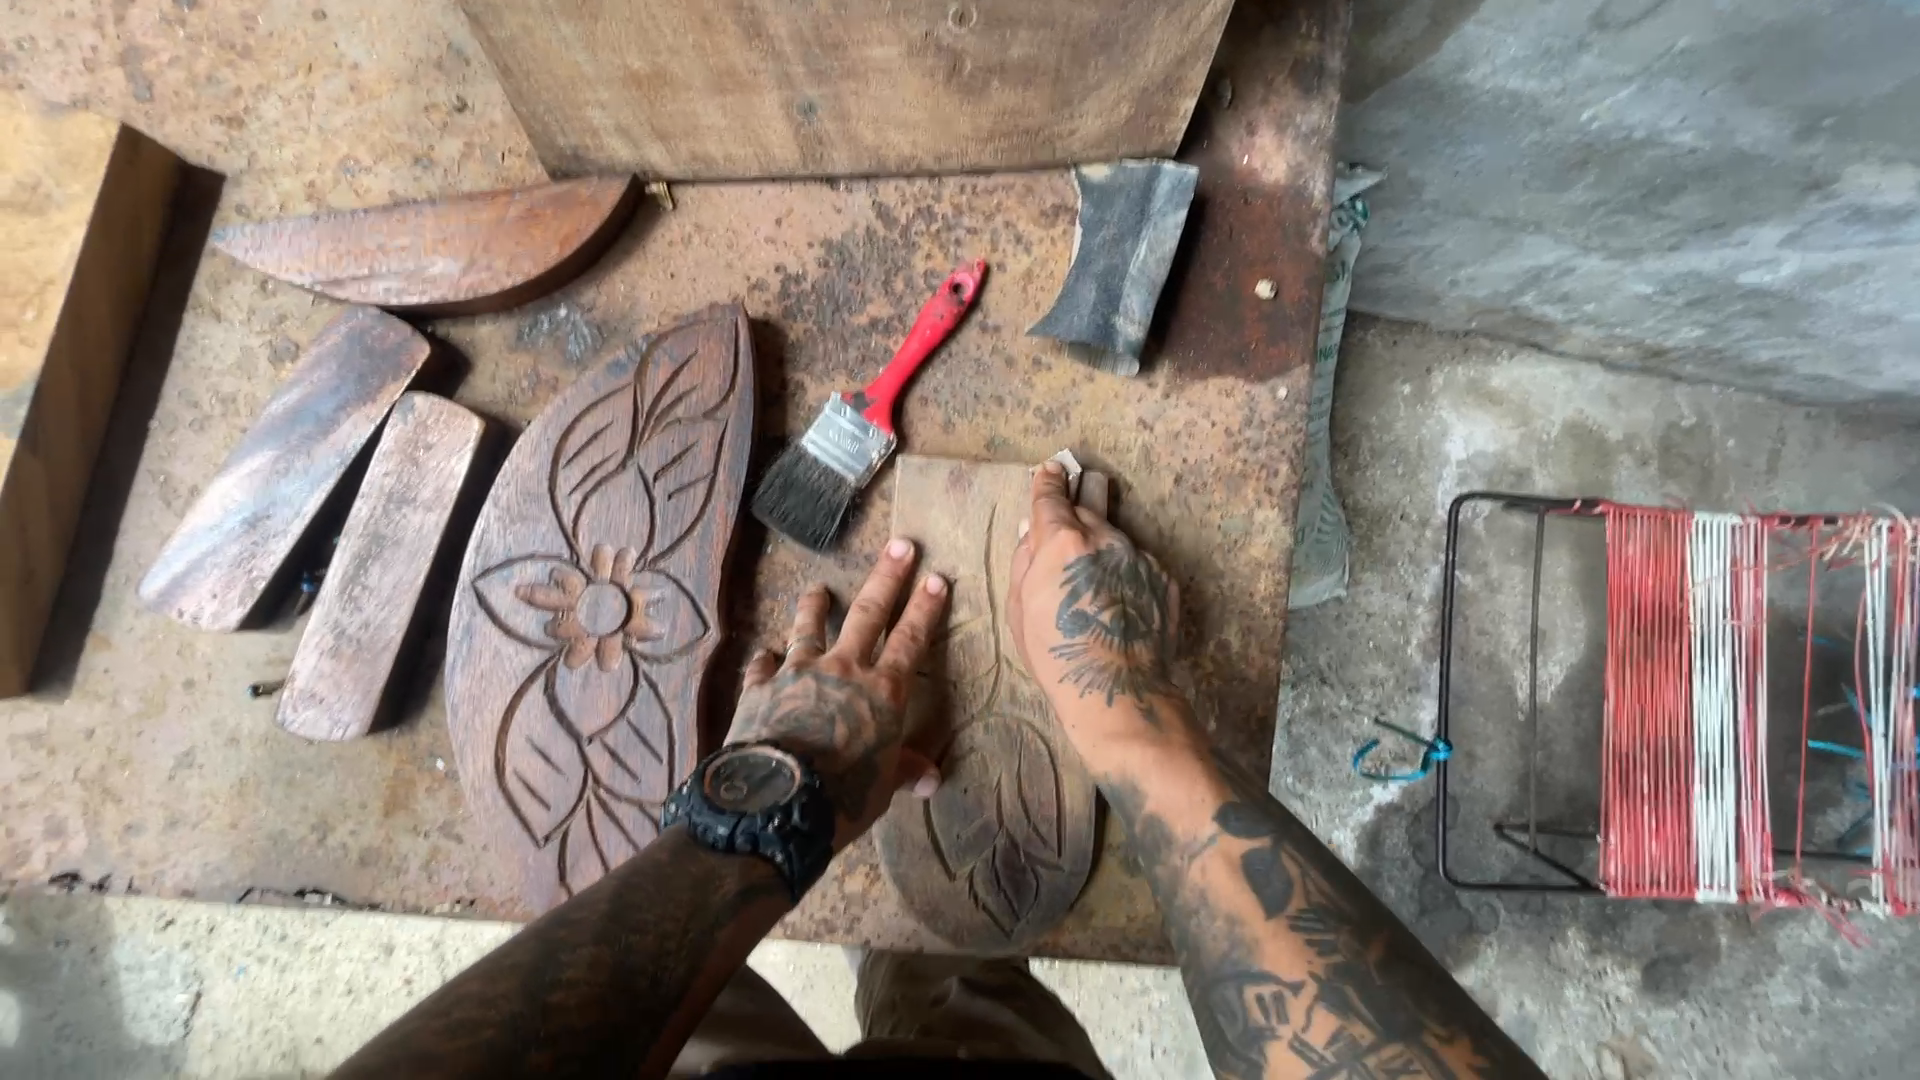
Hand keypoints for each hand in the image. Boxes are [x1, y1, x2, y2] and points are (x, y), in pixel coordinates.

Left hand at [724, 538, 947, 849]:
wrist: (778, 804)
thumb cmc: (844, 796)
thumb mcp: (883, 786)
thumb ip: (905, 771)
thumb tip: (932, 780)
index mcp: (883, 691)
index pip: (912, 639)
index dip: (926, 607)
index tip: (937, 576)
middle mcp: (844, 669)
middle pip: (870, 613)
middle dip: (887, 577)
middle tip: (900, 544)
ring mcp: (799, 673)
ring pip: (809, 627)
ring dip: (815, 605)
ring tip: (817, 586)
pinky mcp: (761, 688)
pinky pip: (763, 666)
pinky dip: (765, 659)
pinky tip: (764, 654)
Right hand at [1007, 462, 1185, 750]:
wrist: (1117, 689)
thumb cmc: (1056, 653)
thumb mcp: (1019, 609)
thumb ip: (1024, 561)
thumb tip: (1032, 530)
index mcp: (1062, 541)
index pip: (1052, 496)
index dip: (1048, 481)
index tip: (1051, 469)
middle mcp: (1104, 537)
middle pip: (1089, 504)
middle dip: (1076, 510)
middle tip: (1068, 534)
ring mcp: (1139, 556)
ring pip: (1114, 535)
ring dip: (1101, 547)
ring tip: (1094, 589)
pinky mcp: (1163, 577)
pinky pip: (1137, 563)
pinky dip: (1124, 574)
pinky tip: (1118, 606)